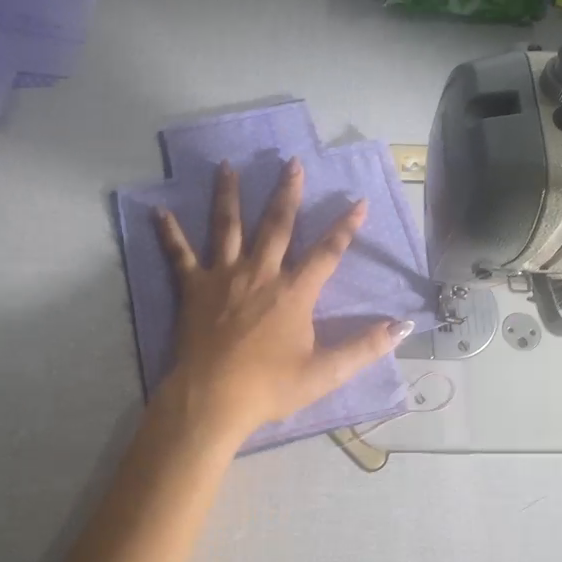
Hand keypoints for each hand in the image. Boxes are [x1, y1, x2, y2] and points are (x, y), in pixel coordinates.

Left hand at [152, 157, 411, 446]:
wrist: (213, 398)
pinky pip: (179, 254)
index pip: (327, 253)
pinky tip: (158, 211)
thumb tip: (403, 327)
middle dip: (287, 193)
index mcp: (294, 292)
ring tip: (226, 165)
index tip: (359, 202)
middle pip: (277, 225)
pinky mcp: (193, 287)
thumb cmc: (270, 387)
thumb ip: (364, 347)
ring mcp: (224, 276)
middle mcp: (261, 273)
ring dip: (228, 195)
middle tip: (292, 163)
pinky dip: (169, 233)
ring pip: (228, 226)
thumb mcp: (325, 372)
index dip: (345, 227)